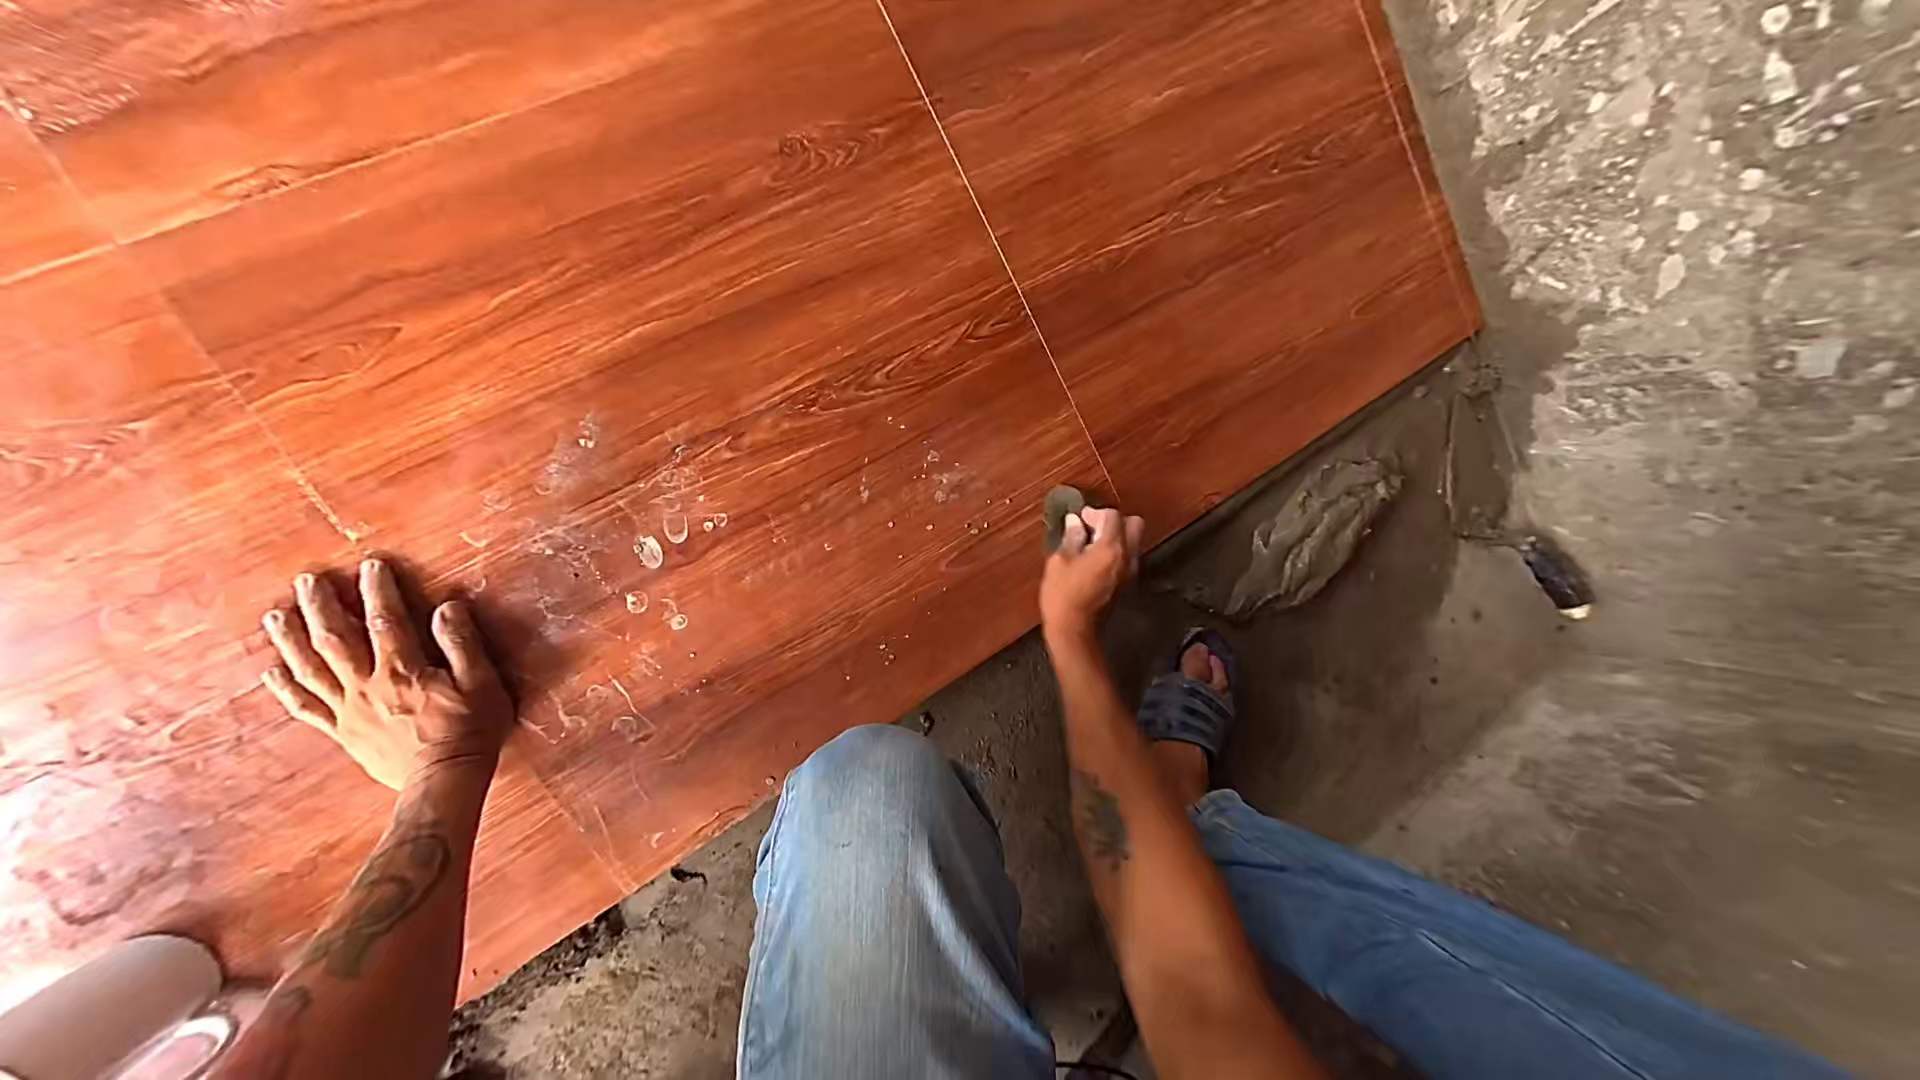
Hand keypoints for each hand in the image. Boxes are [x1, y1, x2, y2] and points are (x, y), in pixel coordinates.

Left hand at [260, 558, 512, 789]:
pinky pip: (305, 707)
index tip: (371, 565)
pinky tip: (272, 671)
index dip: (377, 591)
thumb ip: (463, 644)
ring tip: (276, 614)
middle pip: (334, 640)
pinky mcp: (342, 731)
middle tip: (309, 580)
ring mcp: (349, 710)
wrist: (444, 779)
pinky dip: (285, 687)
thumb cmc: (471, 729)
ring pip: (310, 669)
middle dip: (321, 606)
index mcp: (402, 671)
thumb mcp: (482, 682)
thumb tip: (447, 607)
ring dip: (290, 639)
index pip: (385, 621)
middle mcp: (366, 686)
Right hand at [1040, 506, 1145, 641]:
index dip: (1094, 513)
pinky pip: (1128, 556)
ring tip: (1091, 545)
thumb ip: (1072, 536)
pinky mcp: (1128, 583)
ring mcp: (1131, 571)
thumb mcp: (1059, 561)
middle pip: (1134, 523)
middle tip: (1091, 528)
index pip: (1113, 515)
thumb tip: (1075, 521)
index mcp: (1111, 548)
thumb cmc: (1062, 595)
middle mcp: (1127, 557)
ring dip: (1115, 536)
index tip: (1079, 520)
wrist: (1074, 631)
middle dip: (1113, 521)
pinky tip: (1095, 560)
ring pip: (1133, 540)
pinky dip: (1116, 551)